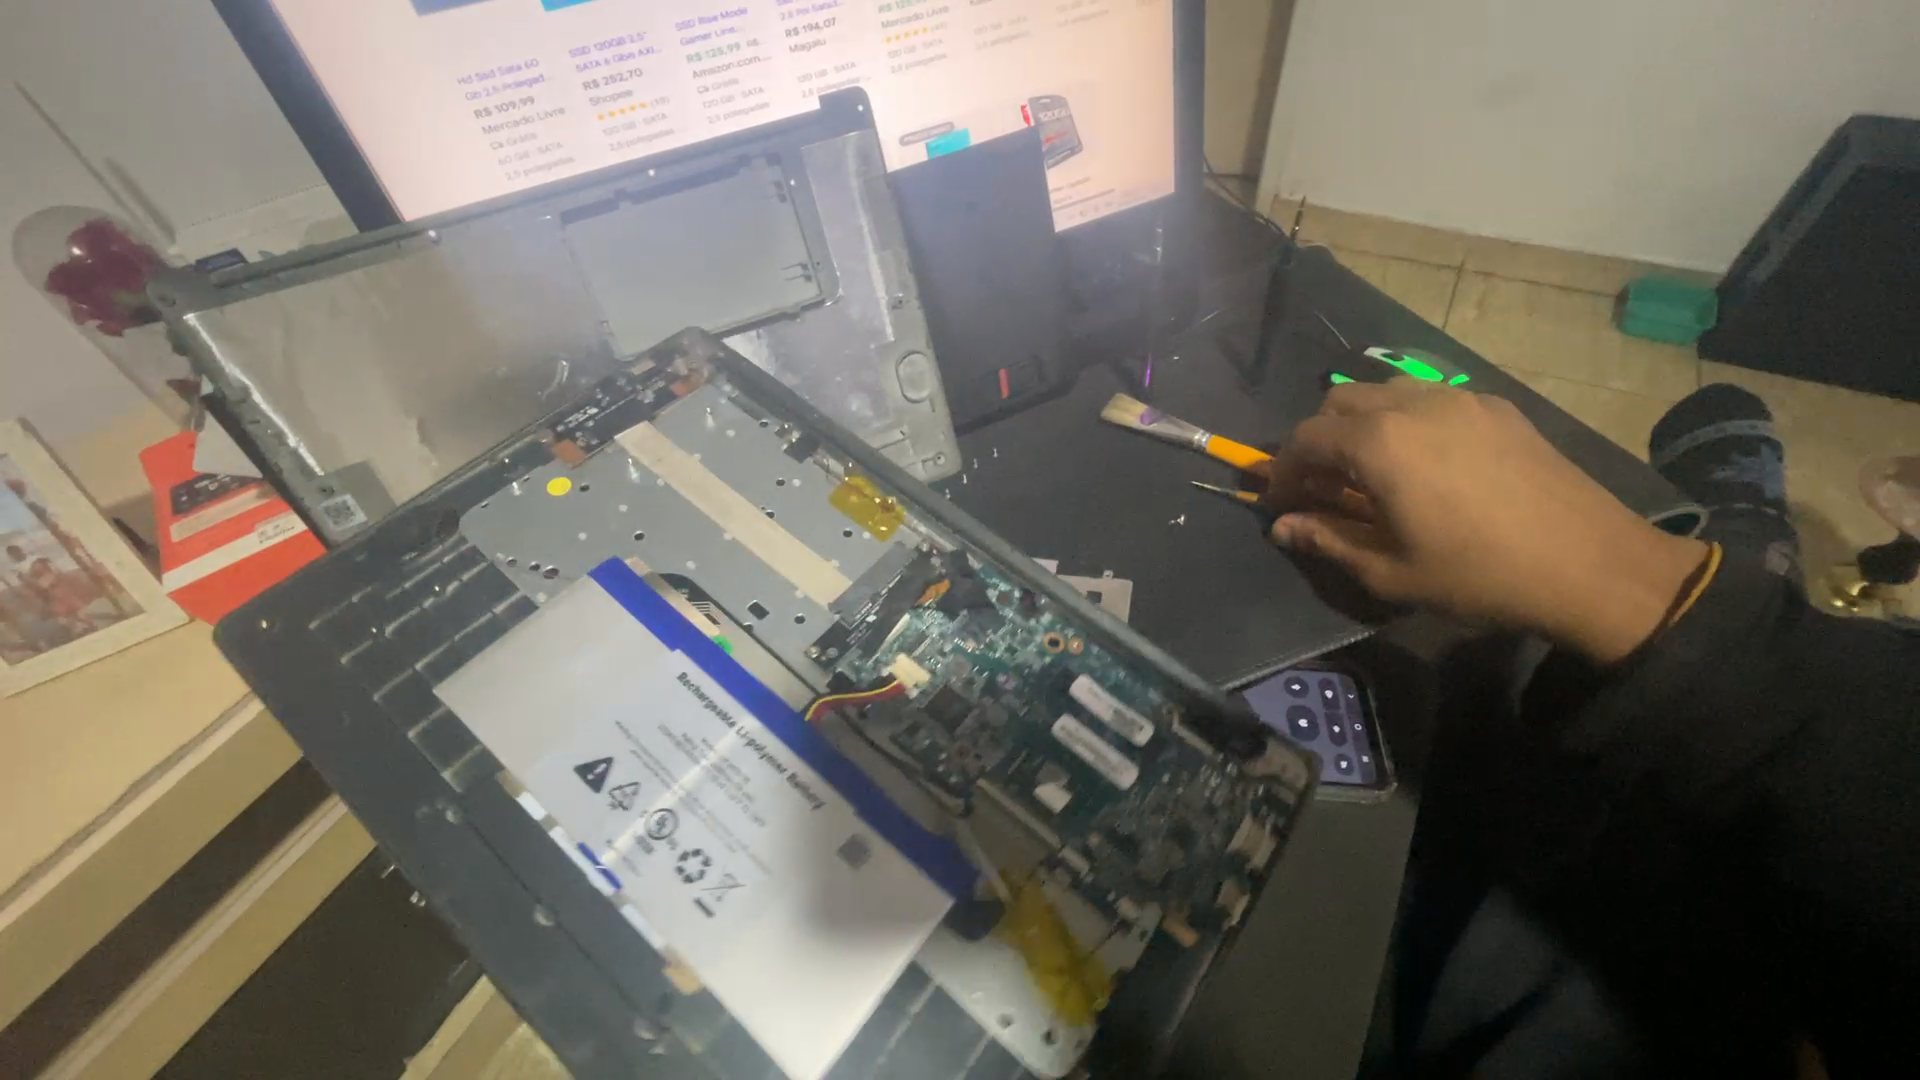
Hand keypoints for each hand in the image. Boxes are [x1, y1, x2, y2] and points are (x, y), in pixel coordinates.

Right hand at [1264, 379, 1709, 663]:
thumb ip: (1326, 540)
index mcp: (1379, 444)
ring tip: (1368, 471)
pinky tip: (1422, 463)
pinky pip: (1429, 399)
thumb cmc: (1477, 574)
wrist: (1592, 566)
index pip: (1305, 438)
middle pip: (1338, 403)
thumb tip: (1281, 528)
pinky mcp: (1496, 407)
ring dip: (1358, 425)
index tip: (1281, 504)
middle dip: (1317, 440)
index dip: (1283, 470)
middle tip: (1321, 486)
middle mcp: (1412, 406)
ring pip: (1384, 393)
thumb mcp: (1388, 570)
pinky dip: (1403, 420)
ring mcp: (1460, 400)